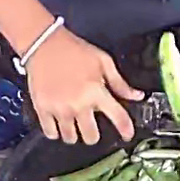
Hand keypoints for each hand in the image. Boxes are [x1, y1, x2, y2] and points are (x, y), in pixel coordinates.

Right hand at [26, 28, 139, 144]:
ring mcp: (60, 108)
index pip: (118, 118)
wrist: (43, 42)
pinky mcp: (43, 108)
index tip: (127, 135)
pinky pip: (51, 133)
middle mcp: (79, 104)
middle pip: (91, 137)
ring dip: (74, 134)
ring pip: (71, 138)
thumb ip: (120, 83)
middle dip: (93, 134)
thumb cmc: (73, 50)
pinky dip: (56, 132)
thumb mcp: (103, 62)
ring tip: (74, 124)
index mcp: (96, 92)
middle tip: (91, 126)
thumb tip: (136, 95)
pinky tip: (59, 124)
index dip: (126, 130)